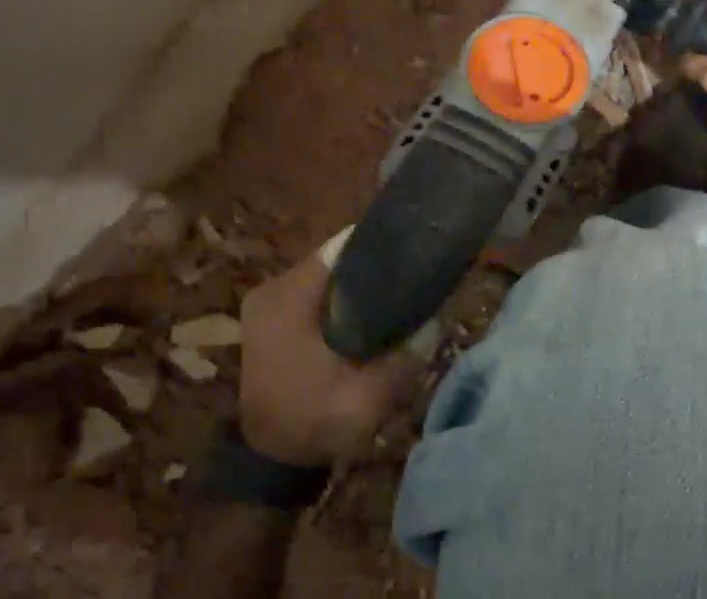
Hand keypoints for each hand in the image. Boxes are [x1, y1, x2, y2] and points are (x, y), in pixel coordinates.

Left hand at [236, 240, 418, 466]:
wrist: (268, 462)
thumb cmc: (315, 422)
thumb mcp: (370, 395)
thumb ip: (408, 352)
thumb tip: (439, 314)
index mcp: (289, 297)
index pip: (347, 244)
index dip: (388, 243)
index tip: (422, 251)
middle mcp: (273, 288)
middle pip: (340, 255)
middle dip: (379, 263)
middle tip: (419, 276)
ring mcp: (268, 302)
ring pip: (331, 272)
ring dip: (364, 279)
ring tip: (403, 290)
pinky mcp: (271, 317)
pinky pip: (319, 289)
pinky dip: (346, 294)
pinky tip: (375, 310)